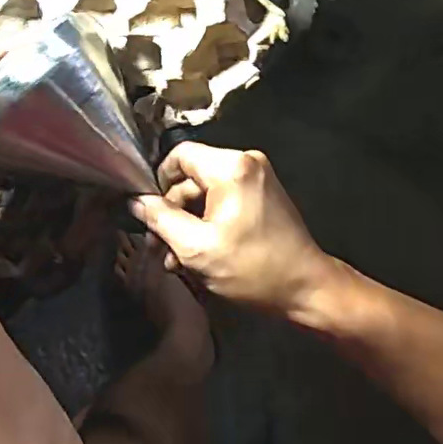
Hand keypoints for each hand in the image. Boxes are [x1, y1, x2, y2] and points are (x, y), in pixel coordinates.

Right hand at [130, 143, 338, 317]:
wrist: (306, 287)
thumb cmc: (253, 268)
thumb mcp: (197, 248)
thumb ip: (161, 220)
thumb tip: (136, 201)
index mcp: (231, 167)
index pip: (179, 156)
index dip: (158, 183)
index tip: (150, 215)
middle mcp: (245, 161)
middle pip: (191, 176)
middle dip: (173, 212)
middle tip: (159, 248)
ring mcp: (256, 176)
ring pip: (205, 191)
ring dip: (188, 222)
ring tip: (176, 259)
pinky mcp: (262, 192)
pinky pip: (223, 198)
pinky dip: (208, 221)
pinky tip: (197, 253)